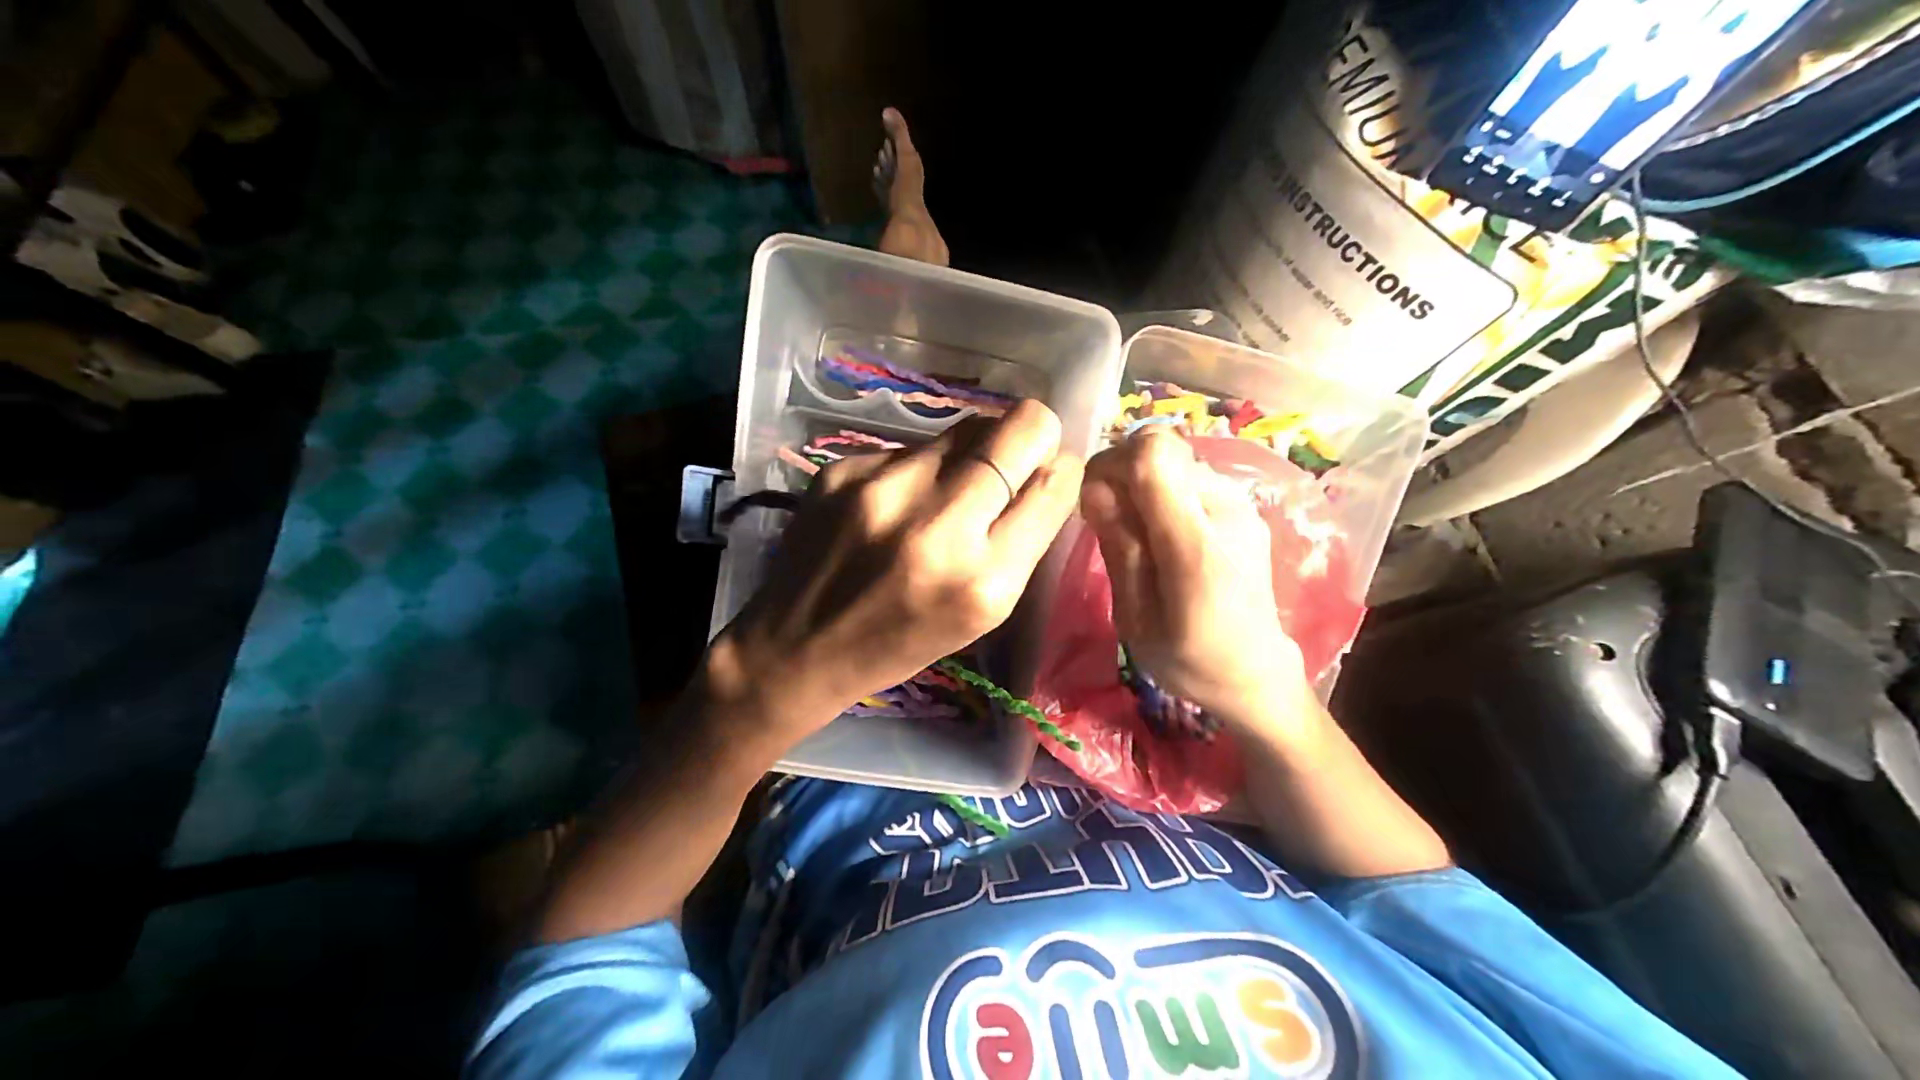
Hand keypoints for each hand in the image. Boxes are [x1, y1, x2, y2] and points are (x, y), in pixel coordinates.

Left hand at [707, 400, 1082, 746]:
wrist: (795, 647)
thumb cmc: (900, 642)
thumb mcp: (981, 613)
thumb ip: (1022, 538)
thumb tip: (1051, 467)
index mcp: (983, 579)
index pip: (1055, 480)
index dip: (1060, 468)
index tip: (1047, 474)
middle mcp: (937, 523)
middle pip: (1019, 426)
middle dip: (1030, 436)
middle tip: (1010, 462)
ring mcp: (883, 486)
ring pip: (965, 428)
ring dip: (971, 453)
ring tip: (944, 494)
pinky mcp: (844, 466)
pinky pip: (912, 447)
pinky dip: (918, 469)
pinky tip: (893, 504)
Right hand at [1080, 428, 1315, 738]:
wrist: (1255, 672)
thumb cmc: (1188, 658)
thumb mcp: (1135, 617)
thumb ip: (1119, 547)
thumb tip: (1094, 487)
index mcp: (1196, 548)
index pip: (1153, 455)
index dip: (1111, 465)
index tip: (1094, 505)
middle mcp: (1227, 510)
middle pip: (1161, 448)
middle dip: (1122, 475)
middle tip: (1110, 525)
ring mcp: (1241, 502)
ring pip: (1174, 457)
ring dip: (1142, 484)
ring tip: (1136, 535)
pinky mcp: (1242, 504)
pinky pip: (1188, 474)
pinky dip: (1162, 492)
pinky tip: (1161, 533)